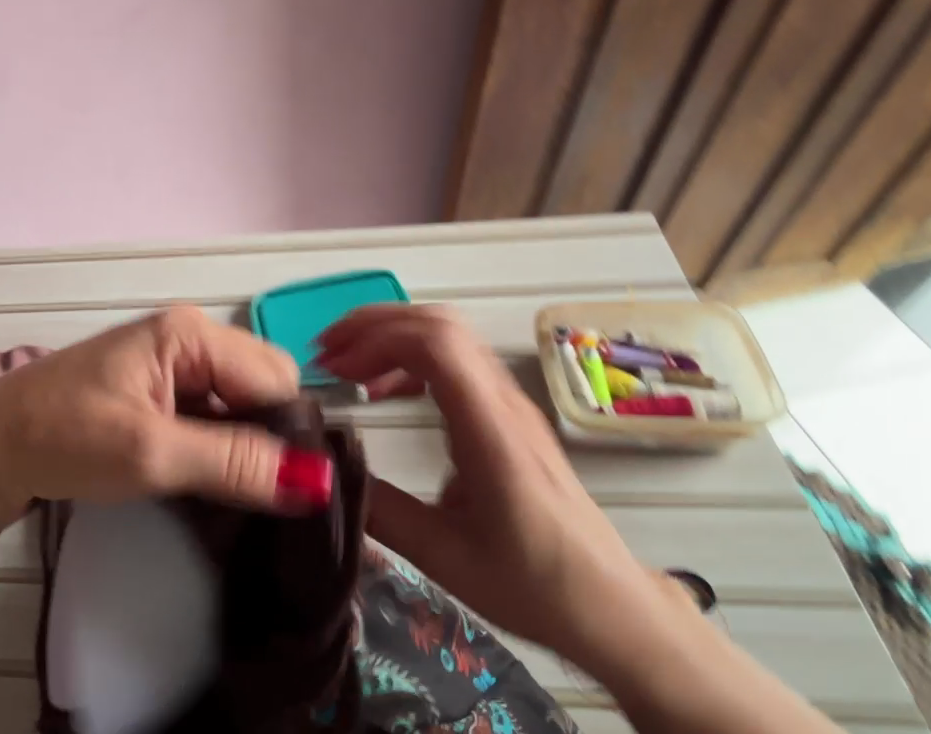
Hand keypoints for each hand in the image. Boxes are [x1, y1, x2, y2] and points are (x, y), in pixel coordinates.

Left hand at [0, 306, 334, 513]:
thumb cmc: (63, 437)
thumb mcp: (151, 454)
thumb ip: (234, 463)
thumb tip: (315, 482)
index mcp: (189, 332)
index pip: (275, 378)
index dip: (286, 432)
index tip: (286, 489)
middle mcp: (187, 336)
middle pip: (262, 384)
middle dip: (266, 436)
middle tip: (250, 490)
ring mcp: (170, 362)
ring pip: (240, 402)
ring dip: (242, 445)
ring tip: (232, 491)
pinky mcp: (157, 389)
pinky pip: (212, 412)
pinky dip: (219, 444)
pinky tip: (210, 478)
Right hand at [316, 305, 676, 671]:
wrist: (609, 605)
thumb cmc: (532, 584)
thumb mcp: (444, 557)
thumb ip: (380, 509)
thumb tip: (320, 472)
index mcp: (490, 432)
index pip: (436, 346)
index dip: (375, 339)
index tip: (331, 366)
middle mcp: (503, 404)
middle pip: (441, 324)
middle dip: (375, 324)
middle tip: (326, 353)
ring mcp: (510, 405)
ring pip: (450, 336)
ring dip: (392, 337)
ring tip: (344, 367)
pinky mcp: (508, 416)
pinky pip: (456, 362)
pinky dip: (410, 358)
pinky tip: (383, 391)